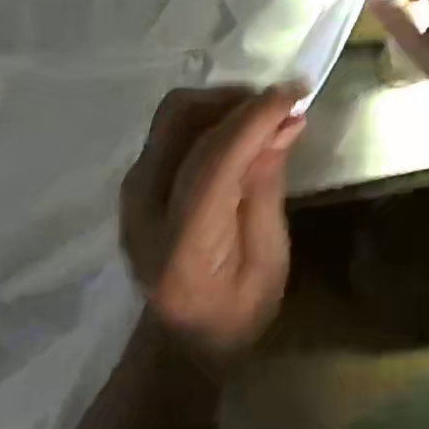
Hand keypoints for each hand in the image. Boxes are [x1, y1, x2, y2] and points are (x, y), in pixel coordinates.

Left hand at [120, 84, 305, 357]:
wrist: (180, 337)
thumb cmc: (235, 311)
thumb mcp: (269, 260)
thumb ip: (268, 186)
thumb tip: (285, 121)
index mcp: (181, 244)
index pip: (214, 159)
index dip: (255, 117)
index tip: (296, 91)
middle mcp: (143, 206)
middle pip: (180, 119)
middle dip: (234, 99)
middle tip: (278, 105)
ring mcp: (132, 187)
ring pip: (173, 113)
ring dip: (221, 102)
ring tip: (262, 116)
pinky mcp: (134, 176)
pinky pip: (172, 126)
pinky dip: (209, 114)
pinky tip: (238, 131)